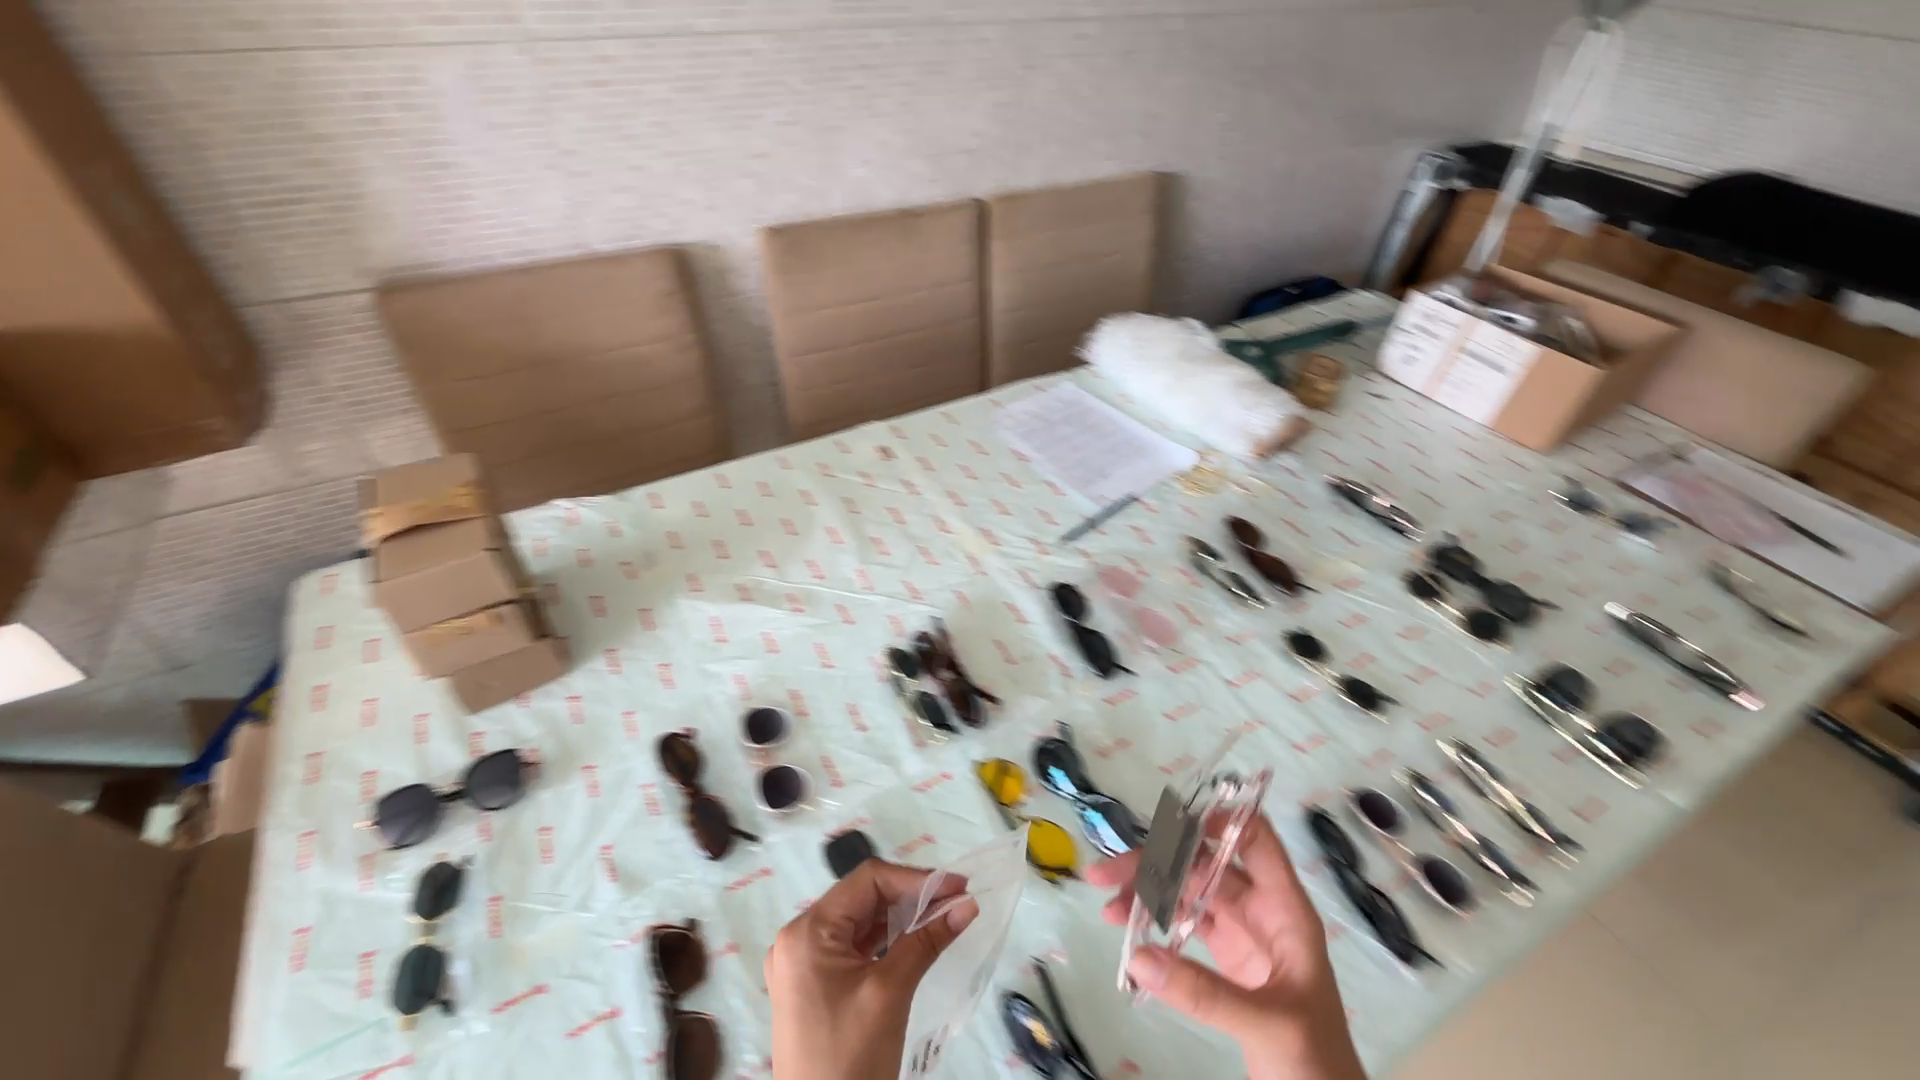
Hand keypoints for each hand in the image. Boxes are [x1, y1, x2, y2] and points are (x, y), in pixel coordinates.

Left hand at [767, 859, 978, 1079]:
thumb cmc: (850, 1056)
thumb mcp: (890, 992)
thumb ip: (927, 940)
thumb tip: (966, 904)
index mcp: (807, 931)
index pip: (867, 881)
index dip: (915, 878)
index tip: (958, 887)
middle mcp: (798, 938)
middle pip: (862, 898)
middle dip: (910, 896)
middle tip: (956, 902)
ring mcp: (802, 963)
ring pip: (859, 922)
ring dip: (900, 918)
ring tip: (942, 919)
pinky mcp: (812, 985)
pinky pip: (851, 947)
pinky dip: (884, 941)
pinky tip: (914, 942)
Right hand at [1087, 812, 1365, 1079]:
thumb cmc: (1317, 1060)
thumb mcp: (1268, 1024)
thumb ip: (1205, 993)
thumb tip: (1137, 956)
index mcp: (1286, 911)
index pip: (1257, 843)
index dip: (1221, 821)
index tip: (1172, 823)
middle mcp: (1261, 911)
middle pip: (1205, 865)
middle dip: (1157, 863)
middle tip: (1107, 875)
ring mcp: (1241, 934)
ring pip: (1188, 892)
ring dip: (1148, 892)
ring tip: (1109, 908)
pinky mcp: (1223, 960)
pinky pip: (1183, 925)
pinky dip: (1154, 923)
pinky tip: (1129, 931)